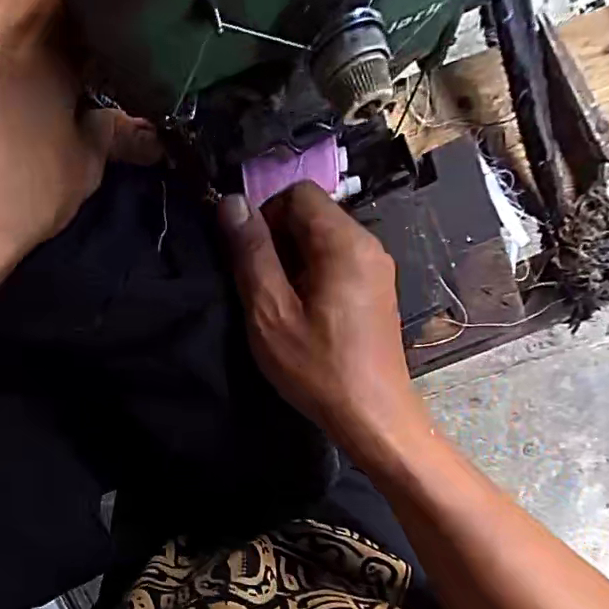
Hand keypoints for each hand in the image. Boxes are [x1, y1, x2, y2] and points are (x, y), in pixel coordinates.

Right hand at [220, 183, 429, 464]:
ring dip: (291, 262)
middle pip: (312, 214)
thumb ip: (250, 255)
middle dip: (276, 241)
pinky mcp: (377, 291)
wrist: (372, 415)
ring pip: (322, 240)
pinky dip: (312, 277)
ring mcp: (377, 268)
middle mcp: (368, 245)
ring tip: (278, 306)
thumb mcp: (270, 313)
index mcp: (343, 243)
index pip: (298, 193)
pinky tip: (303, 316)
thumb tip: (232, 204)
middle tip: (259, 288)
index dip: (264, 216)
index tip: (248, 259)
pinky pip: (337, 263)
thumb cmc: (318, 368)